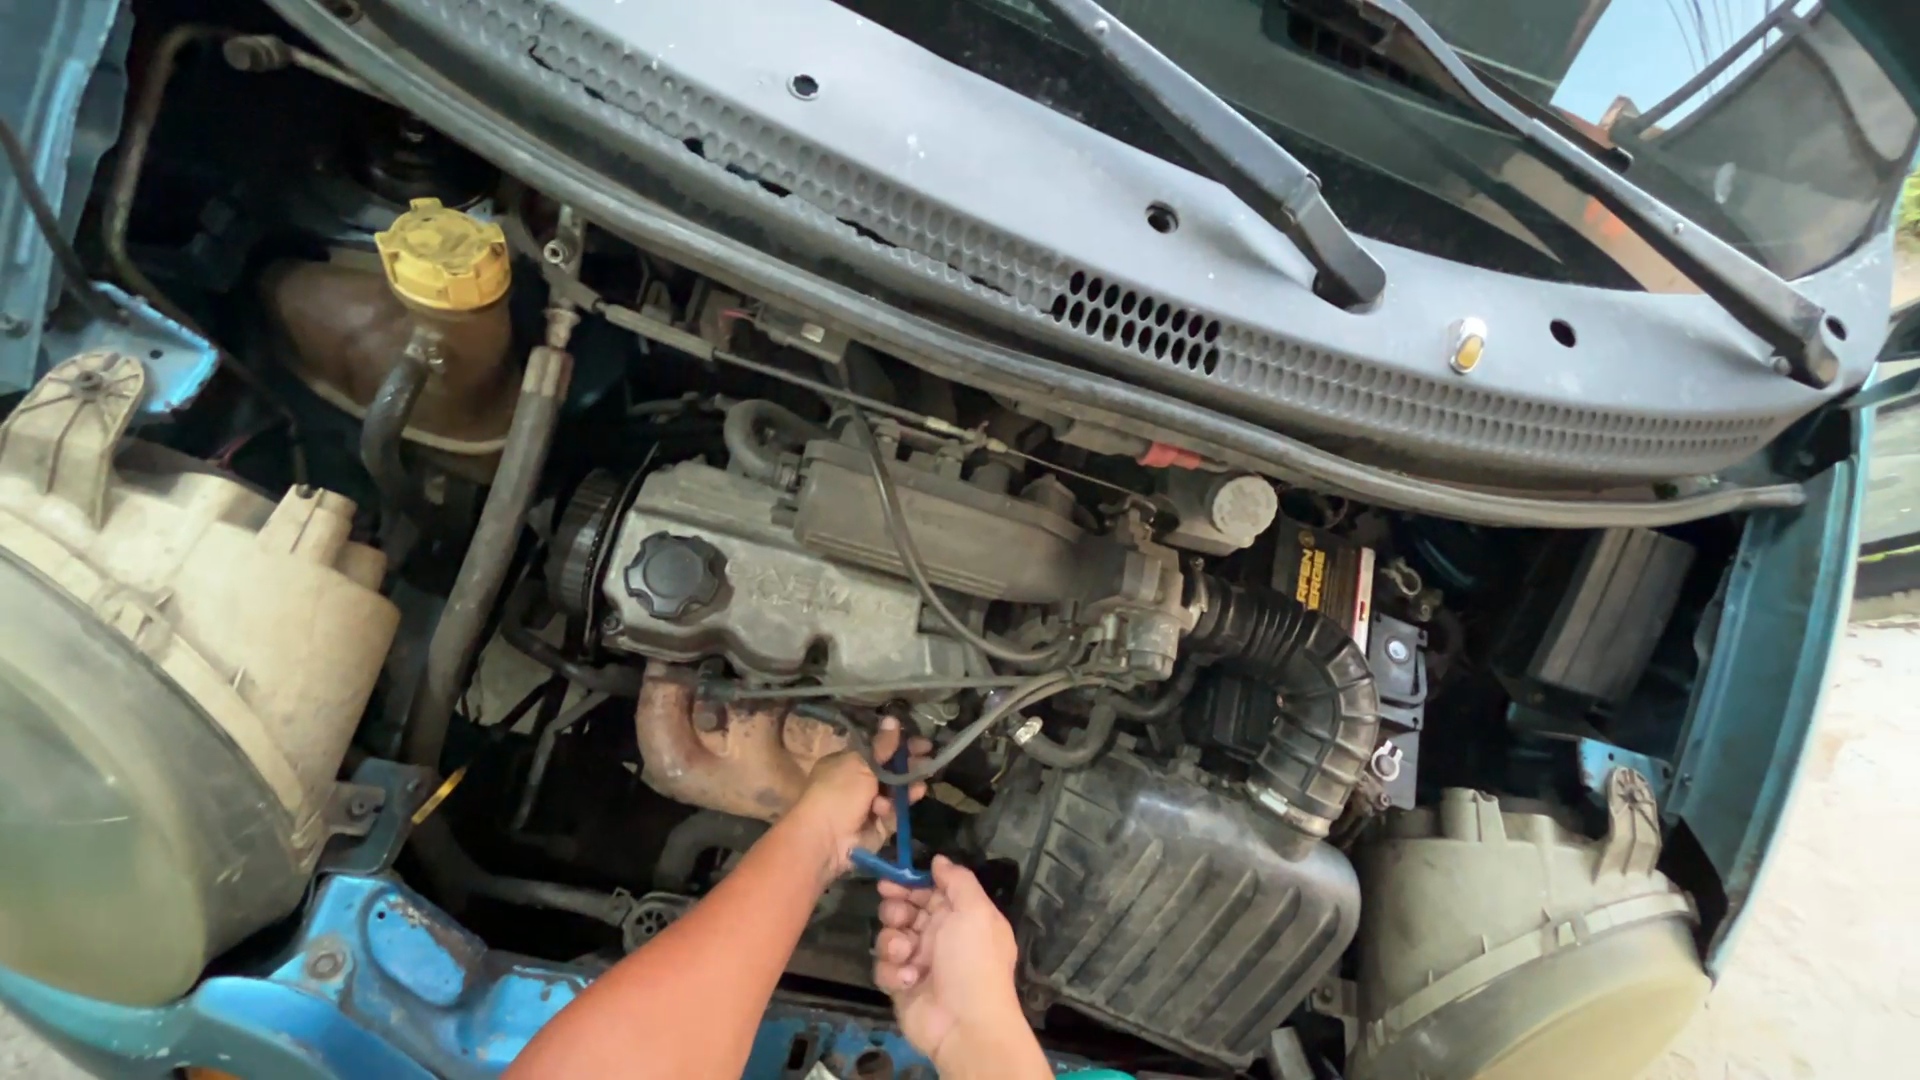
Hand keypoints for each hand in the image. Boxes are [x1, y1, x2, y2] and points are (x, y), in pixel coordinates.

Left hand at [789, 716, 929, 878]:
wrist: (825, 839)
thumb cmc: (838, 792)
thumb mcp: (860, 763)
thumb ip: (881, 745)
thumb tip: (892, 718)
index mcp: (846, 762)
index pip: (877, 749)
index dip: (898, 744)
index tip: (921, 743)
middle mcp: (856, 782)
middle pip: (888, 770)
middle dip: (908, 765)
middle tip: (929, 758)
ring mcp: (867, 805)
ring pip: (895, 791)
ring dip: (908, 785)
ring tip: (921, 780)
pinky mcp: (878, 825)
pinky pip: (896, 811)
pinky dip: (902, 803)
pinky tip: (914, 795)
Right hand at [873, 857, 1040, 1074]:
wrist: (965, 1025)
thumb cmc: (973, 960)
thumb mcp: (975, 910)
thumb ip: (957, 880)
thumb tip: (939, 860)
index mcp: (958, 915)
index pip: (928, 889)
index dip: (909, 883)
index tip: (890, 879)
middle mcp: (938, 935)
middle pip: (904, 909)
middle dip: (895, 909)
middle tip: (898, 916)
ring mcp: (918, 960)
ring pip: (889, 936)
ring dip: (893, 942)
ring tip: (906, 953)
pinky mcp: (901, 985)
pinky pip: (884, 967)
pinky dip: (893, 971)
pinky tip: (909, 979)